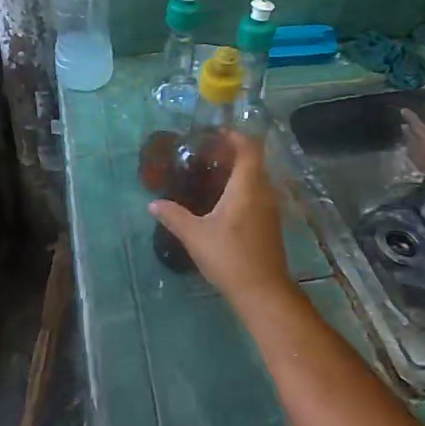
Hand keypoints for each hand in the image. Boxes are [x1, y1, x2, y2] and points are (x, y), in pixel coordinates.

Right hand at [149, 132, 293, 300]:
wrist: (263, 291)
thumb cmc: (229, 257)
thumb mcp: (195, 236)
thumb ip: (174, 216)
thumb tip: (153, 204)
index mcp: (248, 186)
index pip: (249, 148)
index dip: (235, 136)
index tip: (215, 134)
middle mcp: (264, 191)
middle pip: (254, 160)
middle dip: (233, 152)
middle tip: (207, 153)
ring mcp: (271, 207)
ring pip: (258, 177)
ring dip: (239, 171)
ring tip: (212, 174)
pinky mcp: (271, 222)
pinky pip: (259, 193)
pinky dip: (244, 187)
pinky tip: (224, 200)